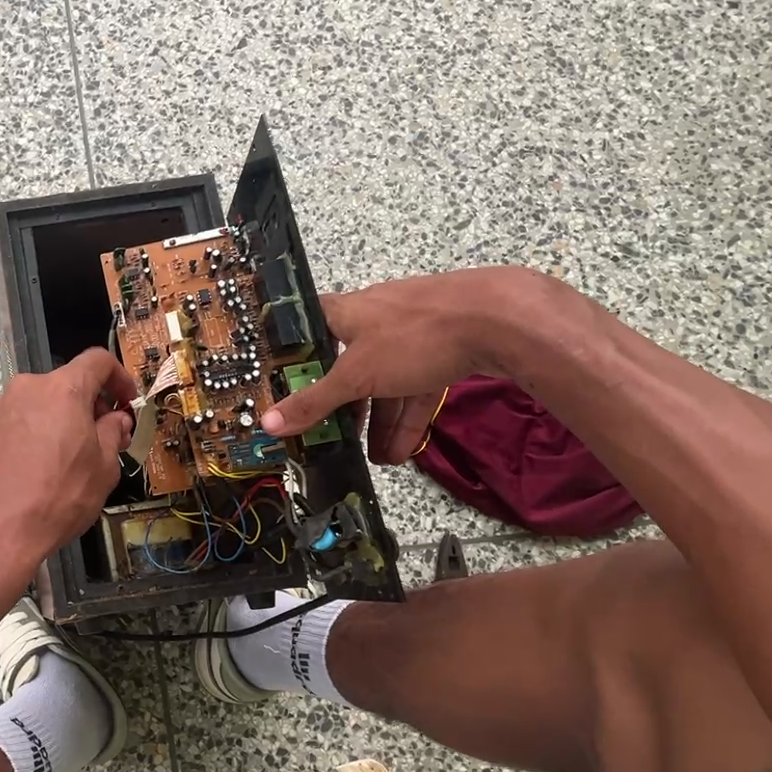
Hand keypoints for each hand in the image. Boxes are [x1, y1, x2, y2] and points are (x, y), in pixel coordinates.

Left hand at [0, 348, 136, 594]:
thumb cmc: (55, 499)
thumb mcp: (102, 470)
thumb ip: (113, 435)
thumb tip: (115, 421)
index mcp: (62, 389)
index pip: (97, 361)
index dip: (119, 377)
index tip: (126, 402)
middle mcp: (26, 389)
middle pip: (65, 385)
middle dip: (88, 406)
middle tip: (103, 440)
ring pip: (39, 405)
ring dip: (58, 422)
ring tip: (68, 460)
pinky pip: (16, 423)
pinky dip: (32, 436)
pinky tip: (36, 470)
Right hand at [261, 267, 568, 463]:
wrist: (503, 319)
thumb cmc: (414, 336)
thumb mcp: (356, 375)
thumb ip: (313, 402)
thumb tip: (267, 424)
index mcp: (345, 313)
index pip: (307, 328)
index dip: (292, 354)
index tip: (283, 385)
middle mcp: (375, 318)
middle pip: (347, 364)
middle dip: (342, 405)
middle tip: (331, 434)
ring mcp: (413, 332)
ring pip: (385, 381)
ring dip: (379, 421)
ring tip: (375, 459)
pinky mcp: (445, 348)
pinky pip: (416, 387)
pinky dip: (408, 417)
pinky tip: (404, 451)